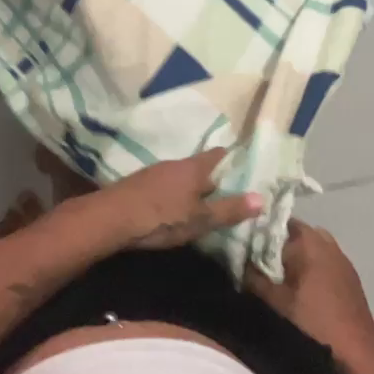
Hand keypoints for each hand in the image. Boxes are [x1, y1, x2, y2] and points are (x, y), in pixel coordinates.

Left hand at [87, 148, 263, 249]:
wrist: (111, 218)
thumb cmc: (161, 217)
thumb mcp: (200, 219)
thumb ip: (229, 209)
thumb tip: (262, 198)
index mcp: (194, 168)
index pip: (218, 155)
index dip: (232, 158)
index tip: (245, 166)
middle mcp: (175, 164)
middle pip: (200, 166)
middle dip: (213, 178)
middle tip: (229, 192)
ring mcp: (154, 173)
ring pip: (181, 176)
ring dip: (191, 187)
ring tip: (203, 203)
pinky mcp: (139, 185)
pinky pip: (165, 185)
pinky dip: (174, 194)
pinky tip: (173, 209)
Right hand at [246, 220, 373, 362]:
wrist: (357, 352)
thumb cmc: (313, 323)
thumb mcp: (275, 302)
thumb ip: (254, 277)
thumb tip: (239, 260)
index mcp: (309, 241)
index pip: (280, 222)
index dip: (261, 232)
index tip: (247, 245)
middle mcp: (328, 243)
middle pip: (297, 233)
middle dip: (279, 245)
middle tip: (261, 264)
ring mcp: (343, 259)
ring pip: (313, 247)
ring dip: (298, 257)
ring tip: (281, 279)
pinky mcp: (351, 276)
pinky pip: (326, 261)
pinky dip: (313, 268)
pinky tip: (305, 291)